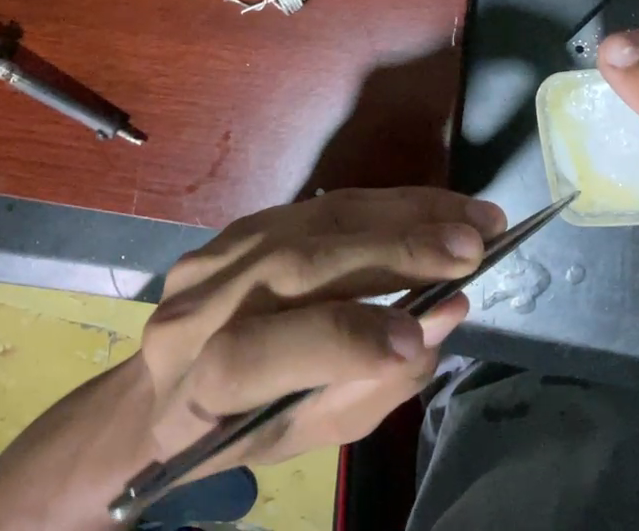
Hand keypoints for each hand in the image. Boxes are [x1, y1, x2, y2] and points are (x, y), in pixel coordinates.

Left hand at [0, 187, 504, 530]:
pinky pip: (326, 204)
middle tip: (475, 246)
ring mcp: (220, 251)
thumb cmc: (242, 426)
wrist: (162, 385)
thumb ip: (379, 383)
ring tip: (475, 219)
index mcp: (199, 383)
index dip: (341, 340)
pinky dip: (391, 203)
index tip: (420, 334)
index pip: (258, 352)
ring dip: (408, 212)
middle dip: (396, 251)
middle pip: (299, 264)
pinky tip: (438, 206)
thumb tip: (447, 313)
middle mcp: (200, 303)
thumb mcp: (310, 436)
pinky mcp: (246, 222)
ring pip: (321, 218)